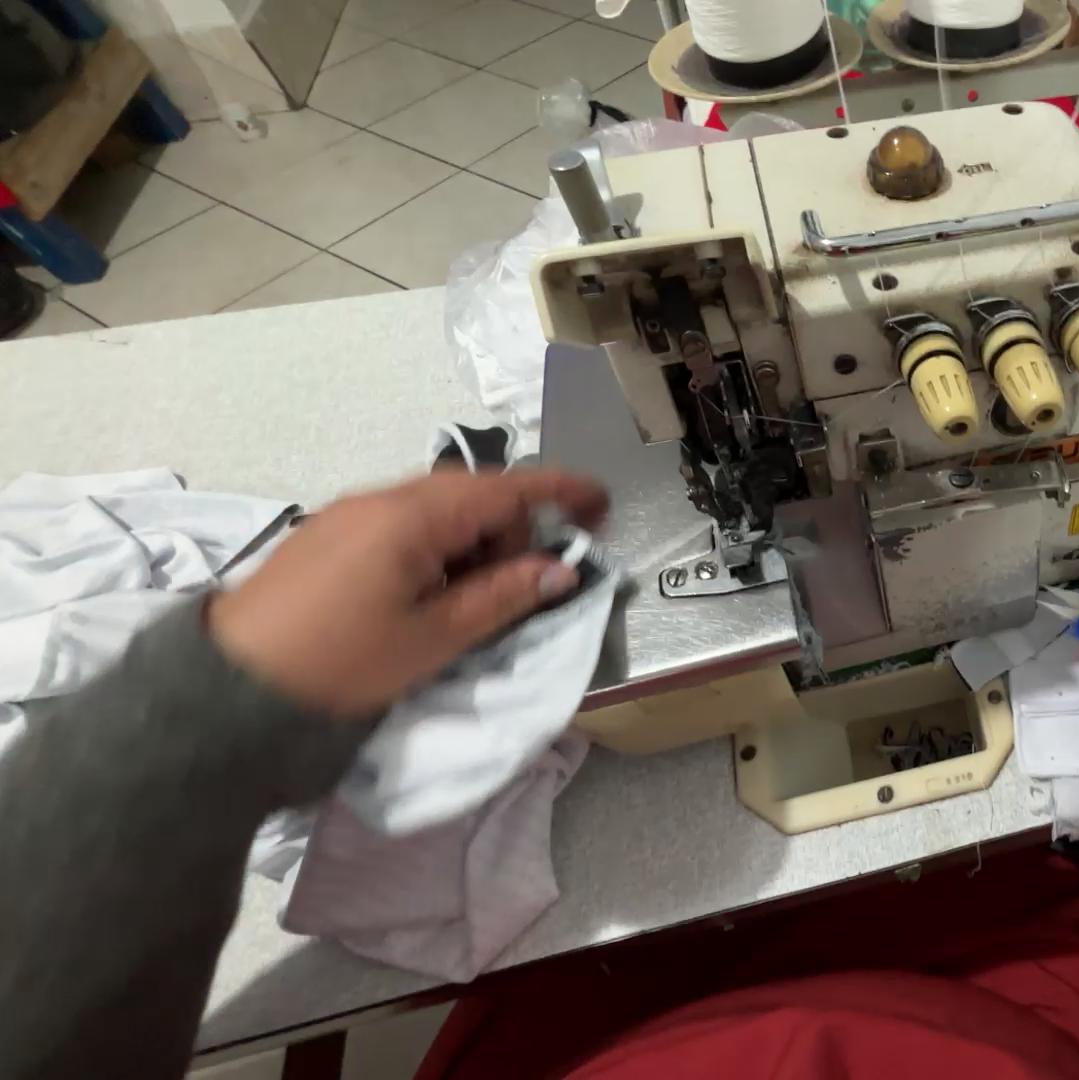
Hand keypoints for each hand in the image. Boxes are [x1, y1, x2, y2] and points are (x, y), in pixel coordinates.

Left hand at [208, 469, 608, 717]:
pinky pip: (411, 519)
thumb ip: (506, 595)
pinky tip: (440, 583)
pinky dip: (446, 541)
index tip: (602, 502)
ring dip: (480, 535)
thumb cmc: (344, 660)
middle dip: (516, 525)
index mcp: (412, 519)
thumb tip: (563, 570)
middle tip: (529, 576)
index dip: (560, 491)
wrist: (224, 690)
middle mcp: (383, 500)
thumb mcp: (439, 635)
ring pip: (443, 505)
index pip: (505, 489)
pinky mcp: (336, 533)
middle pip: (476, 491)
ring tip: (481, 587)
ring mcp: (354, 513)